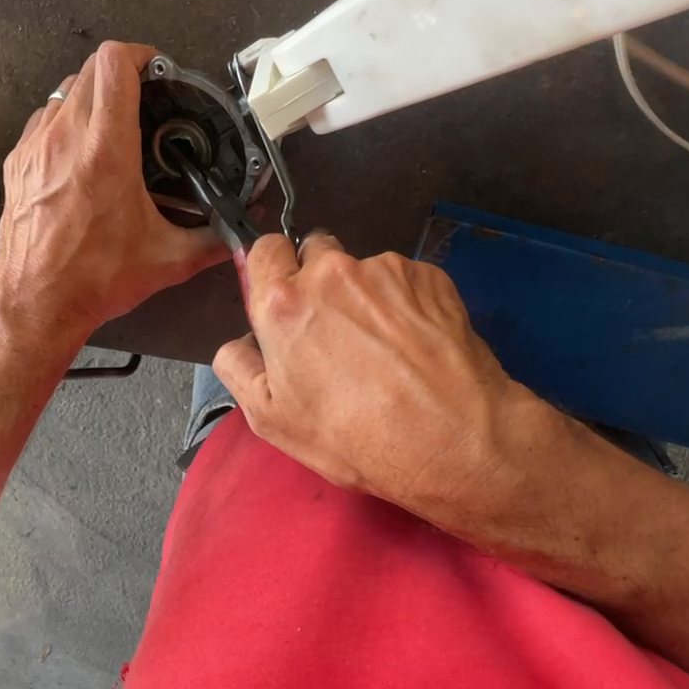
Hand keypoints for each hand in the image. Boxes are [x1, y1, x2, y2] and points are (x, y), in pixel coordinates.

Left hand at [0, 41, 224, 342]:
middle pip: (90, 68)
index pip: (115, 64)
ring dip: (92, 97)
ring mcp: (35, 147)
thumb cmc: (93, 280)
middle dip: (121, 74)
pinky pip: (43, 121)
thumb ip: (212, 241)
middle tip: (144, 98)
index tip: (157, 71)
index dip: (141, 55)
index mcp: (105, 152)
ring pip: (63, 91)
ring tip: (113, 127)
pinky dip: (65, 123)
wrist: (36, 303)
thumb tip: (239, 234)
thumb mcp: (166, 260)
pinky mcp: (17, 163)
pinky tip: (81, 154)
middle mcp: (64, 138)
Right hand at [212, 233, 609, 562]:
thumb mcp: (270, 419)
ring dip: (365, 295)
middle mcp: (331, 271)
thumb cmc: (353, 435)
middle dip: (318, 281)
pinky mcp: (430, 276)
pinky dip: (405, 303)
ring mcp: (386, 269)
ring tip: (386, 348)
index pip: (264, 249)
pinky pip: (405, 280)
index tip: (286, 303)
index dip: (273, 273)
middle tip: (336, 333)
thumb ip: (238, 367)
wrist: (450, 439)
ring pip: (363, 269)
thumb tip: (240, 342)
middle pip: (315, 252)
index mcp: (283, 301)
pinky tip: (416, 346)